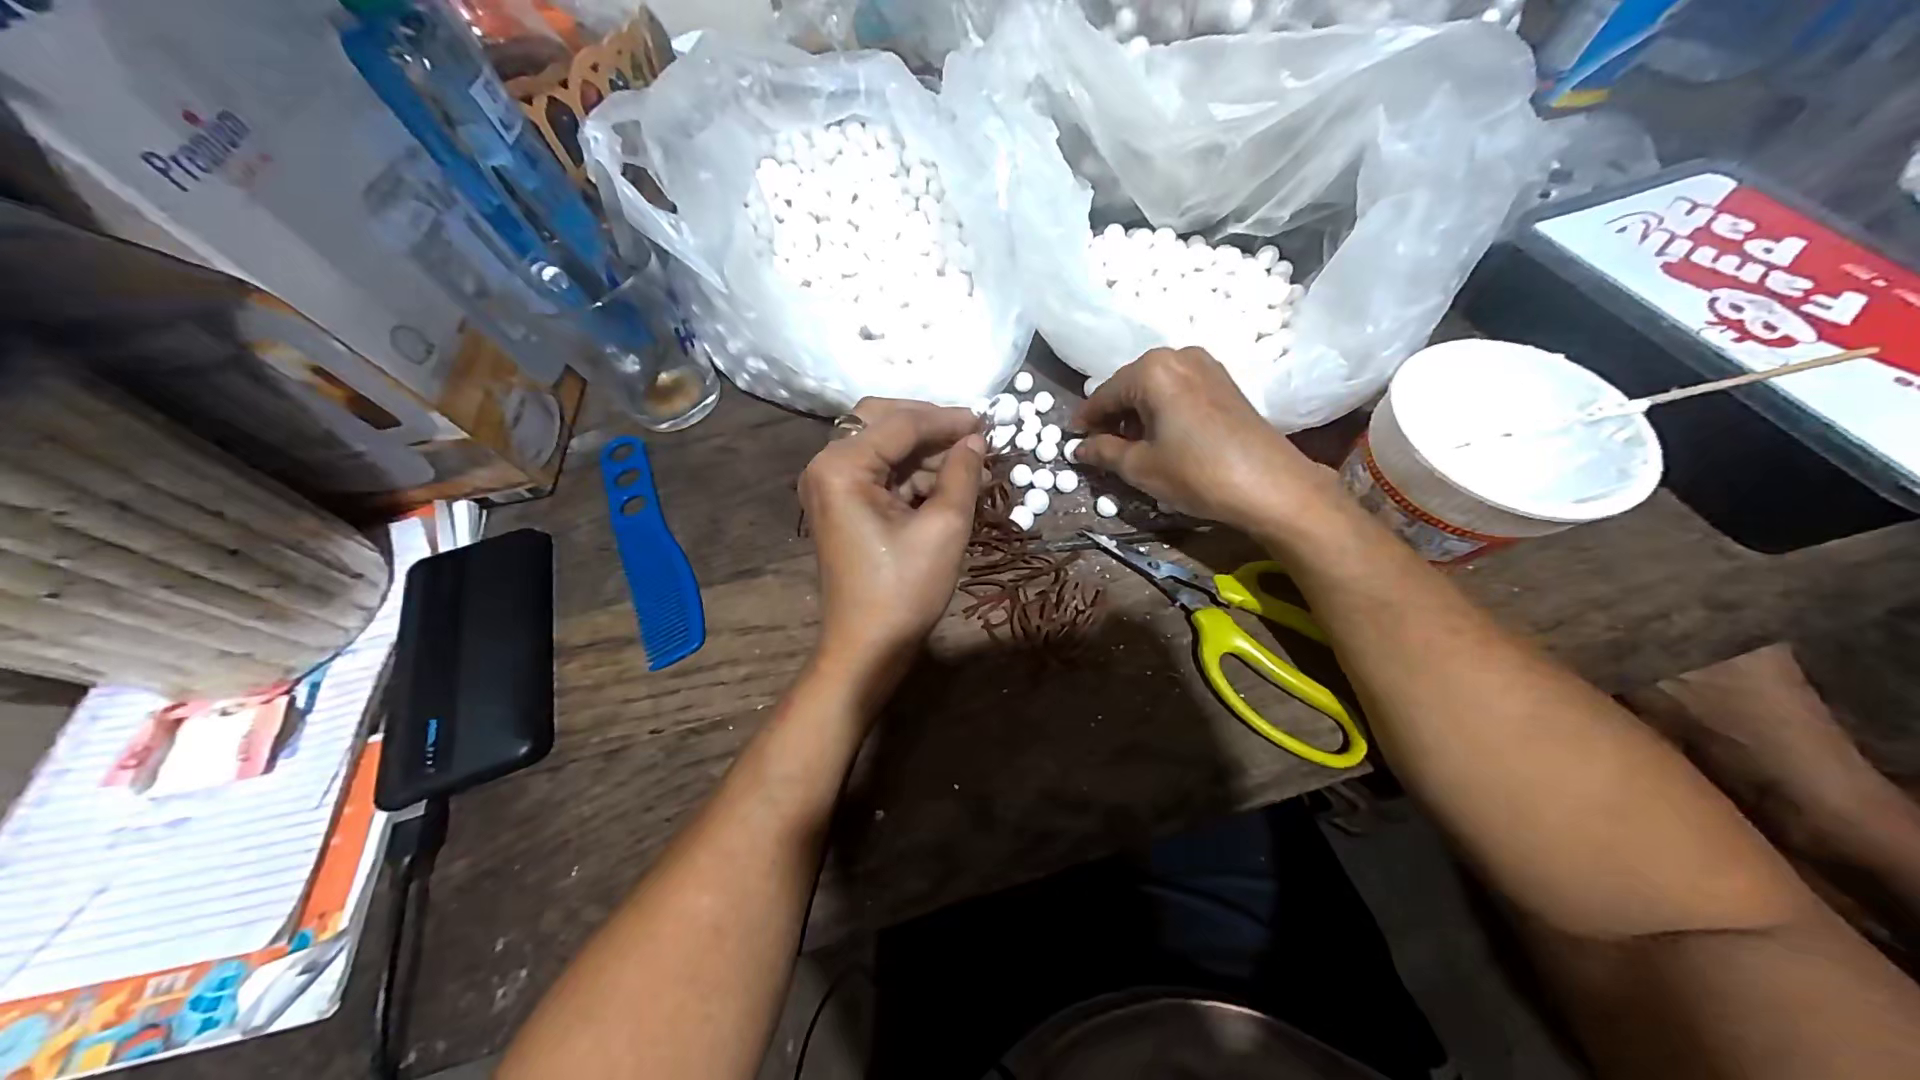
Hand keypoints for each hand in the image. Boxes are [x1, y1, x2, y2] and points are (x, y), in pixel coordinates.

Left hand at [798, 398, 985, 696]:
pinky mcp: (841, 506)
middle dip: (929, 426)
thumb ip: (961, 474)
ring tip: (968, 464)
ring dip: (923, 452)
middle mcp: (826, 467)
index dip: (946, 419)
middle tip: (972, 436)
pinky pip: (879, 473)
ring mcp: (830, 487)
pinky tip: (945, 484)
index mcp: (842, 467)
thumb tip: (976, 439)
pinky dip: (911, 474)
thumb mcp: (944, 528)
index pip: (900, 423)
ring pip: (882, 447)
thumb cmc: (904, 591)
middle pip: (881, 422)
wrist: (867, 647)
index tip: (987, 420)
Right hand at [1072, 347, 1339, 534]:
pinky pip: (1177, 390)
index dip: (1085, 421)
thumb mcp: (1140, 466)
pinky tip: (1159, 438)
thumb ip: (1103, 451)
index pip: (1103, 395)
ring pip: (1154, 388)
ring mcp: (1205, 365)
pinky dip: (1161, 410)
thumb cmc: (1197, 473)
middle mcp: (1177, 355)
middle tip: (1099, 448)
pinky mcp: (1224, 381)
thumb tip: (1078, 448)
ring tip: (1129, 448)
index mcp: (1151, 370)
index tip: (1071, 441)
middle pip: (1129, 386)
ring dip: (1136, 414)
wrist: (1270, 485)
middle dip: (1112, 416)